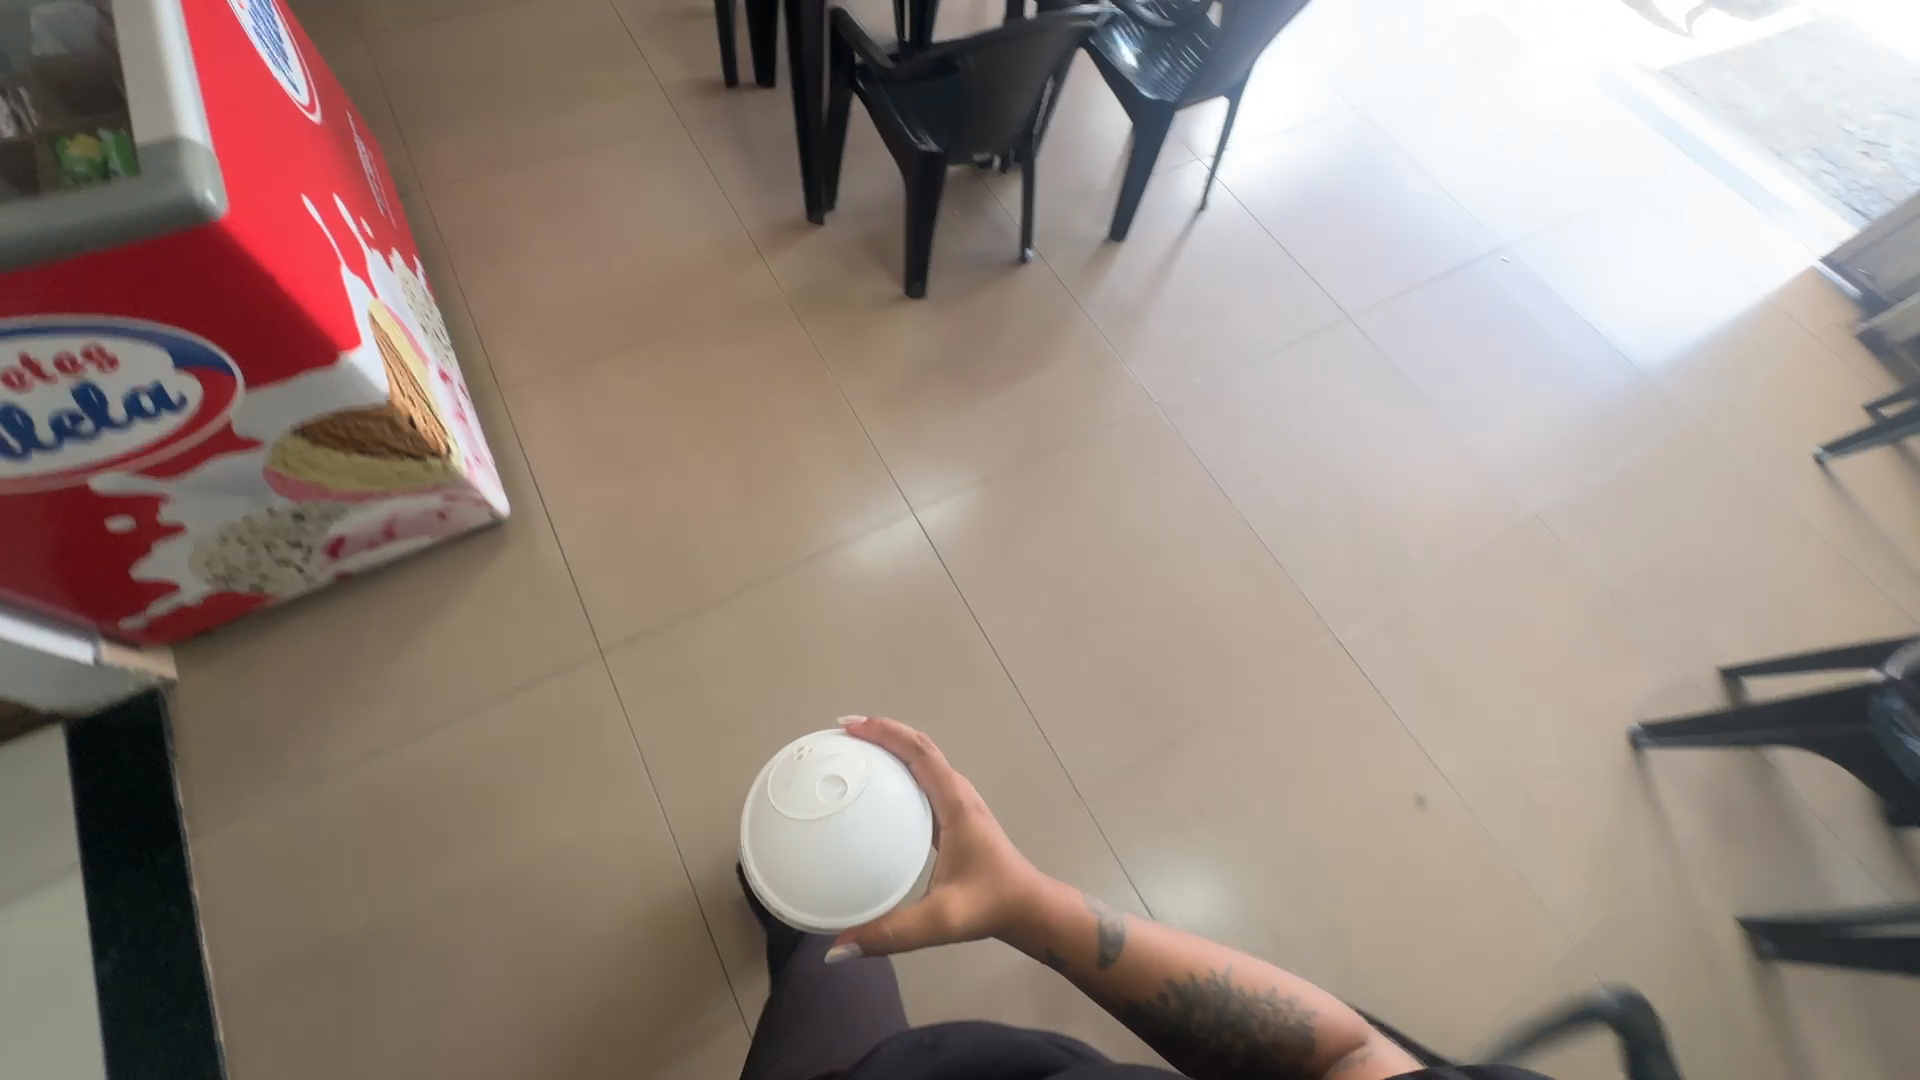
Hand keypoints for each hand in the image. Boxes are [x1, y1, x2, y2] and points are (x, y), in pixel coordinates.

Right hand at [826, 716, 1047, 961]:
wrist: (1026, 906)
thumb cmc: (989, 904)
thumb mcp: (940, 921)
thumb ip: (890, 933)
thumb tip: (836, 948)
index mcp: (955, 803)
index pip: (919, 752)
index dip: (886, 732)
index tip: (850, 726)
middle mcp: (956, 793)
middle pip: (918, 745)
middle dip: (882, 731)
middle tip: (842, 732)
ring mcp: (956, 801)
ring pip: (922, 759)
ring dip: (891, 745)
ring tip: (853, 749)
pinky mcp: (952, 814)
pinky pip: (922, 779)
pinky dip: (898, 769)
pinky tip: (875, 786)